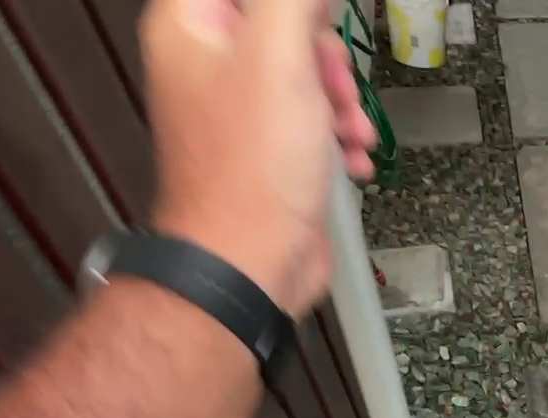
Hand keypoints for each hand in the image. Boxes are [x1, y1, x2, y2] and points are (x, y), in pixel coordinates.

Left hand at [141, 0, 378, 311]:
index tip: (323, 19)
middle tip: (338, 86)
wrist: (255, 262)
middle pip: (284, 26)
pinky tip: (354, 162)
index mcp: (193, 26)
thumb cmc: (255, 170)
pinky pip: (315, 127)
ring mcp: (246, 116)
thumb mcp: (280, 59)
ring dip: (344, 104)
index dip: (295, 5)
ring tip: (353, 135)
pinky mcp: (275, 157)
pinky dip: (341, 141)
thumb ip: (295, 2)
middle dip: (328, 58)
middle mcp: (213, 66)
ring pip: (307, 78)